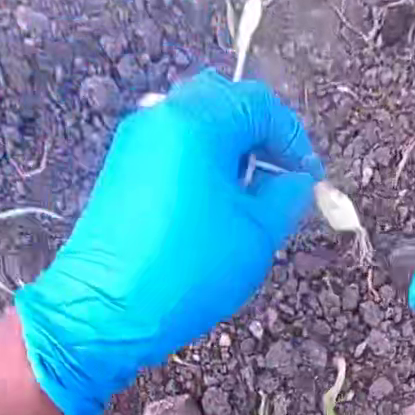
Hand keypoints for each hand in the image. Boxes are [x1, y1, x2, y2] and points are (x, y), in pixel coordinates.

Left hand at [16, 69, 323, 414]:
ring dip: (228, 162)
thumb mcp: (256, 236)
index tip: (309, 180)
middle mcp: (159, 117)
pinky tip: (210, 219)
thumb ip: (286, 197)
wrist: (105, 310)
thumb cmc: (187, 271)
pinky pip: (171, 159)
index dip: (294, 140)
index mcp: (196, 118)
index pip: (260, 104)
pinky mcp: (119, 176)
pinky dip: (199, 177)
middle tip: (278, 188)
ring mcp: (133, 145)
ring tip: (246, 211)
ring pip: (195, 135)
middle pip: (224, 108)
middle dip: (259, 145)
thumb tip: (295, 180)